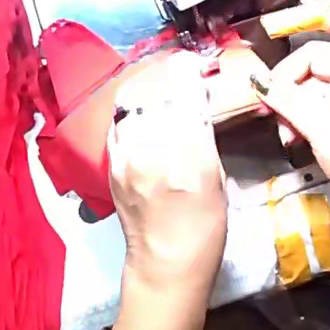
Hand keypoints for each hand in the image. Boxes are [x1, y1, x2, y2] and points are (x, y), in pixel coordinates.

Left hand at [108, 50, 227, 302]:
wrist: (163, 264)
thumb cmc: (203, 231)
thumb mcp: (218, 180)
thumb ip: (203, 139)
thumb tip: (196, 108)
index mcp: (188, 156)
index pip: (183, 97)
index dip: (187, 74)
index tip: (192, 64)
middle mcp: (153, 151)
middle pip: (154, 96)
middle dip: (166, 79)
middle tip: (177, 75)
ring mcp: (126, 158)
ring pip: (130, 107)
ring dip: (145, 91)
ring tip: (157, 88)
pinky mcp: (112, 167)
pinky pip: (117, 126)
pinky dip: (128, 113)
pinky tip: (138, 111)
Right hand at [252, 6, 329, 234]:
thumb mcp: (319, 124)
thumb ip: (286, 98)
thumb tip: (257, 81)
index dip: (315, 18)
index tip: (278, 30)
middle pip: (319, 58)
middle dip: (290, 80)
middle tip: (270, 105)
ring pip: (315, 86)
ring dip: (292, 105)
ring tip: (284, 131)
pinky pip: (320, 106)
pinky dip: (302, 118)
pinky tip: (293, 139)